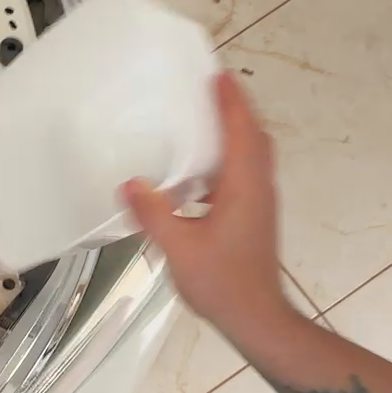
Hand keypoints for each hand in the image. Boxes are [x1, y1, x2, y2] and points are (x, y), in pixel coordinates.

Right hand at [121, 72, 300, 336]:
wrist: (255, 317)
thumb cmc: (222, 282)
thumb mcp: (179, 248)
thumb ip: (154, 214)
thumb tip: (131, 184)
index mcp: (243, 187)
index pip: (240, 131)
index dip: (230, 101)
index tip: (217, 75)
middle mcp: (258, 189)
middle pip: (254, 138)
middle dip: (236, 112)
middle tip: (213, 93)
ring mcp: (260, 205)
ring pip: (252, 158)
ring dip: (234, 137)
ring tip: (205, 127)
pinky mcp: (255, 221)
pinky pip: (245, 178)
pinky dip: (227, 164)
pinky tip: (201, 179)